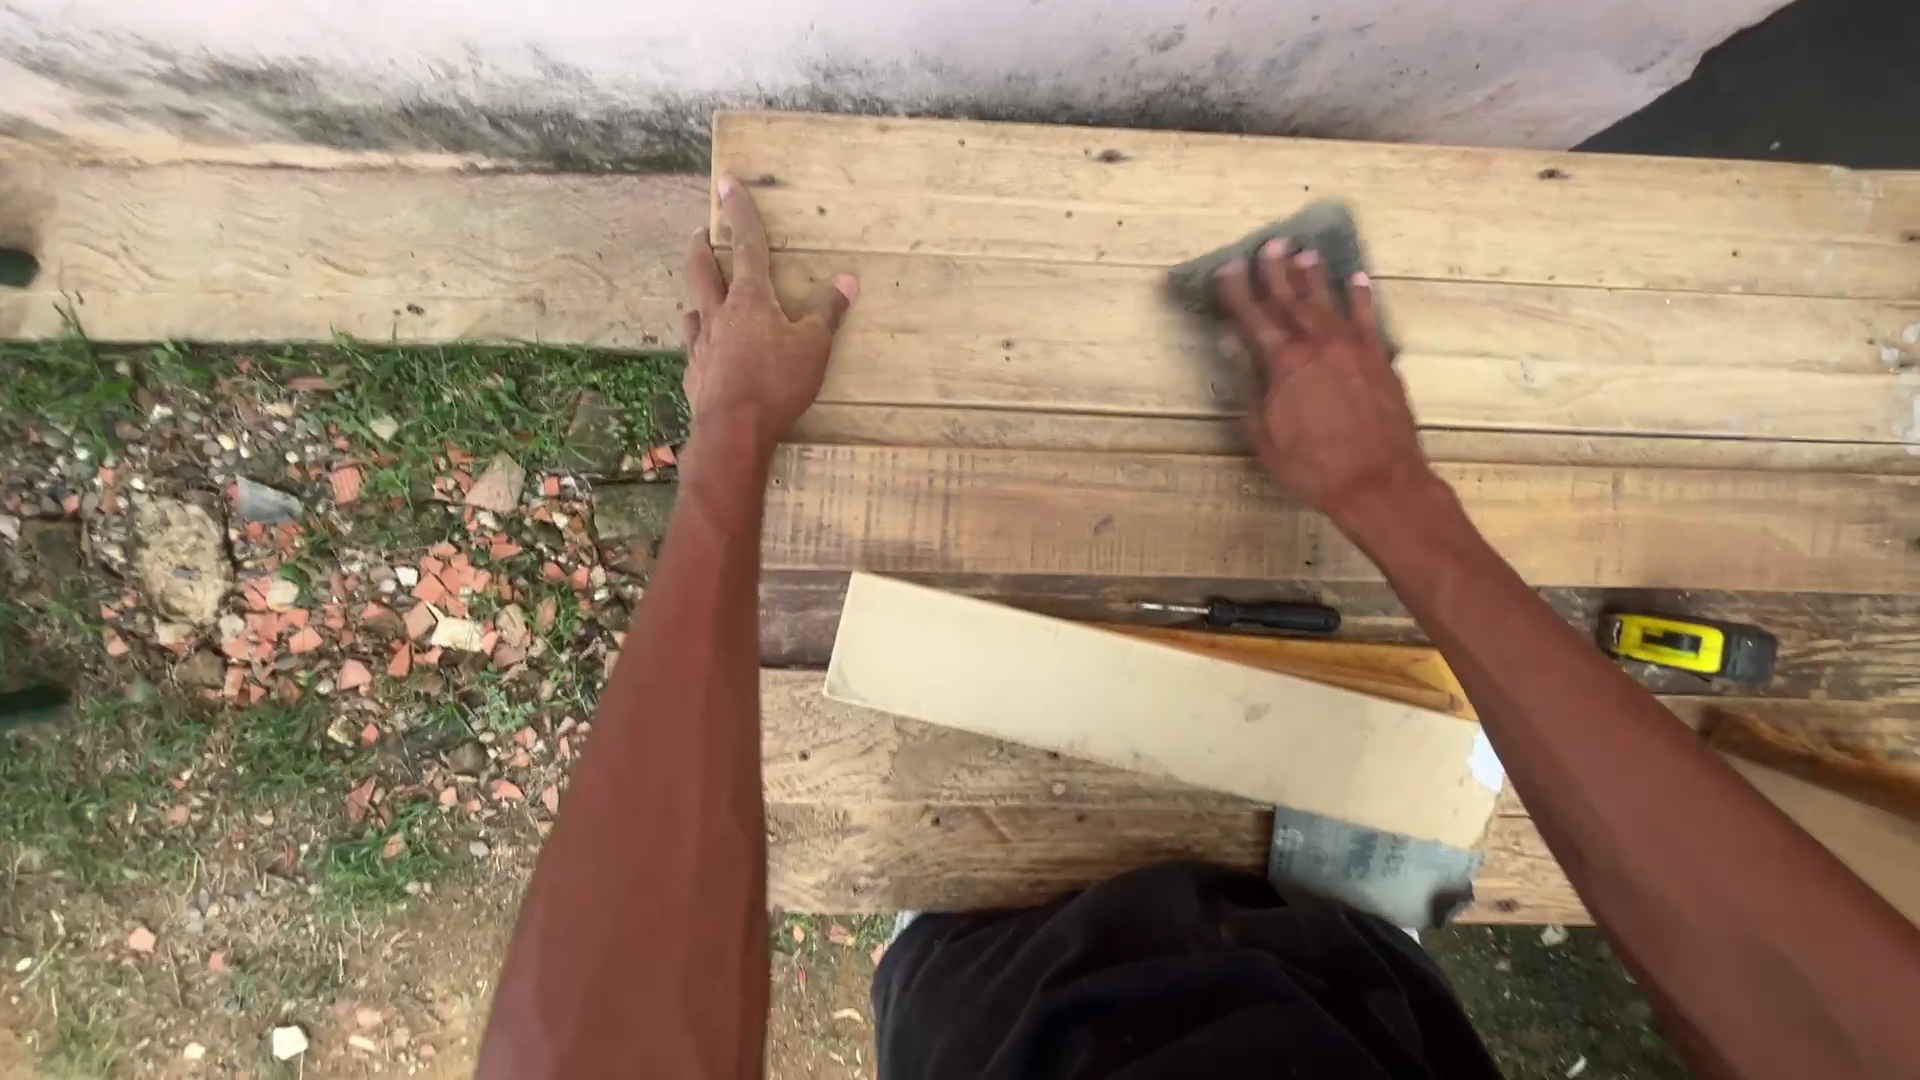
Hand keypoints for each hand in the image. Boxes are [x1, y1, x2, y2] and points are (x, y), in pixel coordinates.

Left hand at [682, 175, 858, 449]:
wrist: (733, 429)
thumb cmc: (777, 383)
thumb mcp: (814, 347)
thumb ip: (829, 312)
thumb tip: (848, 279)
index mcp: (751, 300)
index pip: (747, 245)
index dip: (739, 212)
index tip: (727, 183)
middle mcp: (719, 314)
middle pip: (702, 270)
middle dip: (701, 248)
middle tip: (700, 234)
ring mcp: (702, 343)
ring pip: (693, 307)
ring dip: (697, 295)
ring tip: (702, 294)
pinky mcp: (694, 373)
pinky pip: (693, 346)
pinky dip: (699, 338)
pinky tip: (703, 346)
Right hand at [1215, 242, 1434, 523]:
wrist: (1377, 481)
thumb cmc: (1310, 465)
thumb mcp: (1264, 432)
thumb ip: (1250, 385)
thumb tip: (1234, 347)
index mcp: (1285, 363)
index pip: (1255, 318)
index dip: (1238, 292)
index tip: (1227, 268)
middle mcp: (1319, 345)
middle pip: (1293, 300)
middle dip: (1277, 272)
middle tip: (1269, 244)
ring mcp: (1354, 349)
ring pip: (1330, 303)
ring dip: (1315, 277)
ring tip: (1304, 253)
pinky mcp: (1379, 361)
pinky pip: (1368, 319)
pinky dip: (1361, 297)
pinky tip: (1356, 279)